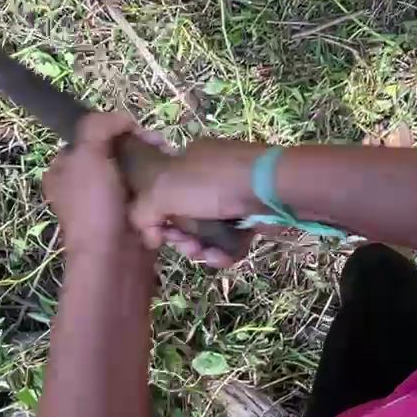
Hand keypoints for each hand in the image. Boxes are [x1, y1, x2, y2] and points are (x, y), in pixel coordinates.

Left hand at [43, 112, 160, 273]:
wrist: (115, 259)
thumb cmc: (95, 206)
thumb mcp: (87, 155)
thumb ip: (99, 126)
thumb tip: (123, 121)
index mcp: (63, 171)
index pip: (91, 136)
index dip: (115, 129)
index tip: (137, 131)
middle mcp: (84, 185)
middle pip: (117, 151)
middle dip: (141, 145)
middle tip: (160, 146)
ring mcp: (109, 201)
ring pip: (136, 169)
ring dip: (155, 164)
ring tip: (170, 161)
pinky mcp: (133, 215)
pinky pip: (149, 191)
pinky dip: (160, 186)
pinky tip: (170, 182)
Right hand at [127, 138, 267, 268]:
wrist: (272, 188)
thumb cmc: (215, 183)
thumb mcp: (165, 189)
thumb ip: (143, 211)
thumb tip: (148, 236)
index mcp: (188, 159)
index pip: (162, 190)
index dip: (157, 215)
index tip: (160, 233)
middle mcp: (209, 175)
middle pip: (183, 215)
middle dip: (181, 237)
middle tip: (187, 246)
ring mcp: (232, 195)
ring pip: (206, 231)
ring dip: (201, 249)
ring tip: (206, 254)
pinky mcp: (251, 215)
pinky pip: (229, 238)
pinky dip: (223, 251)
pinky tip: (222, 257)